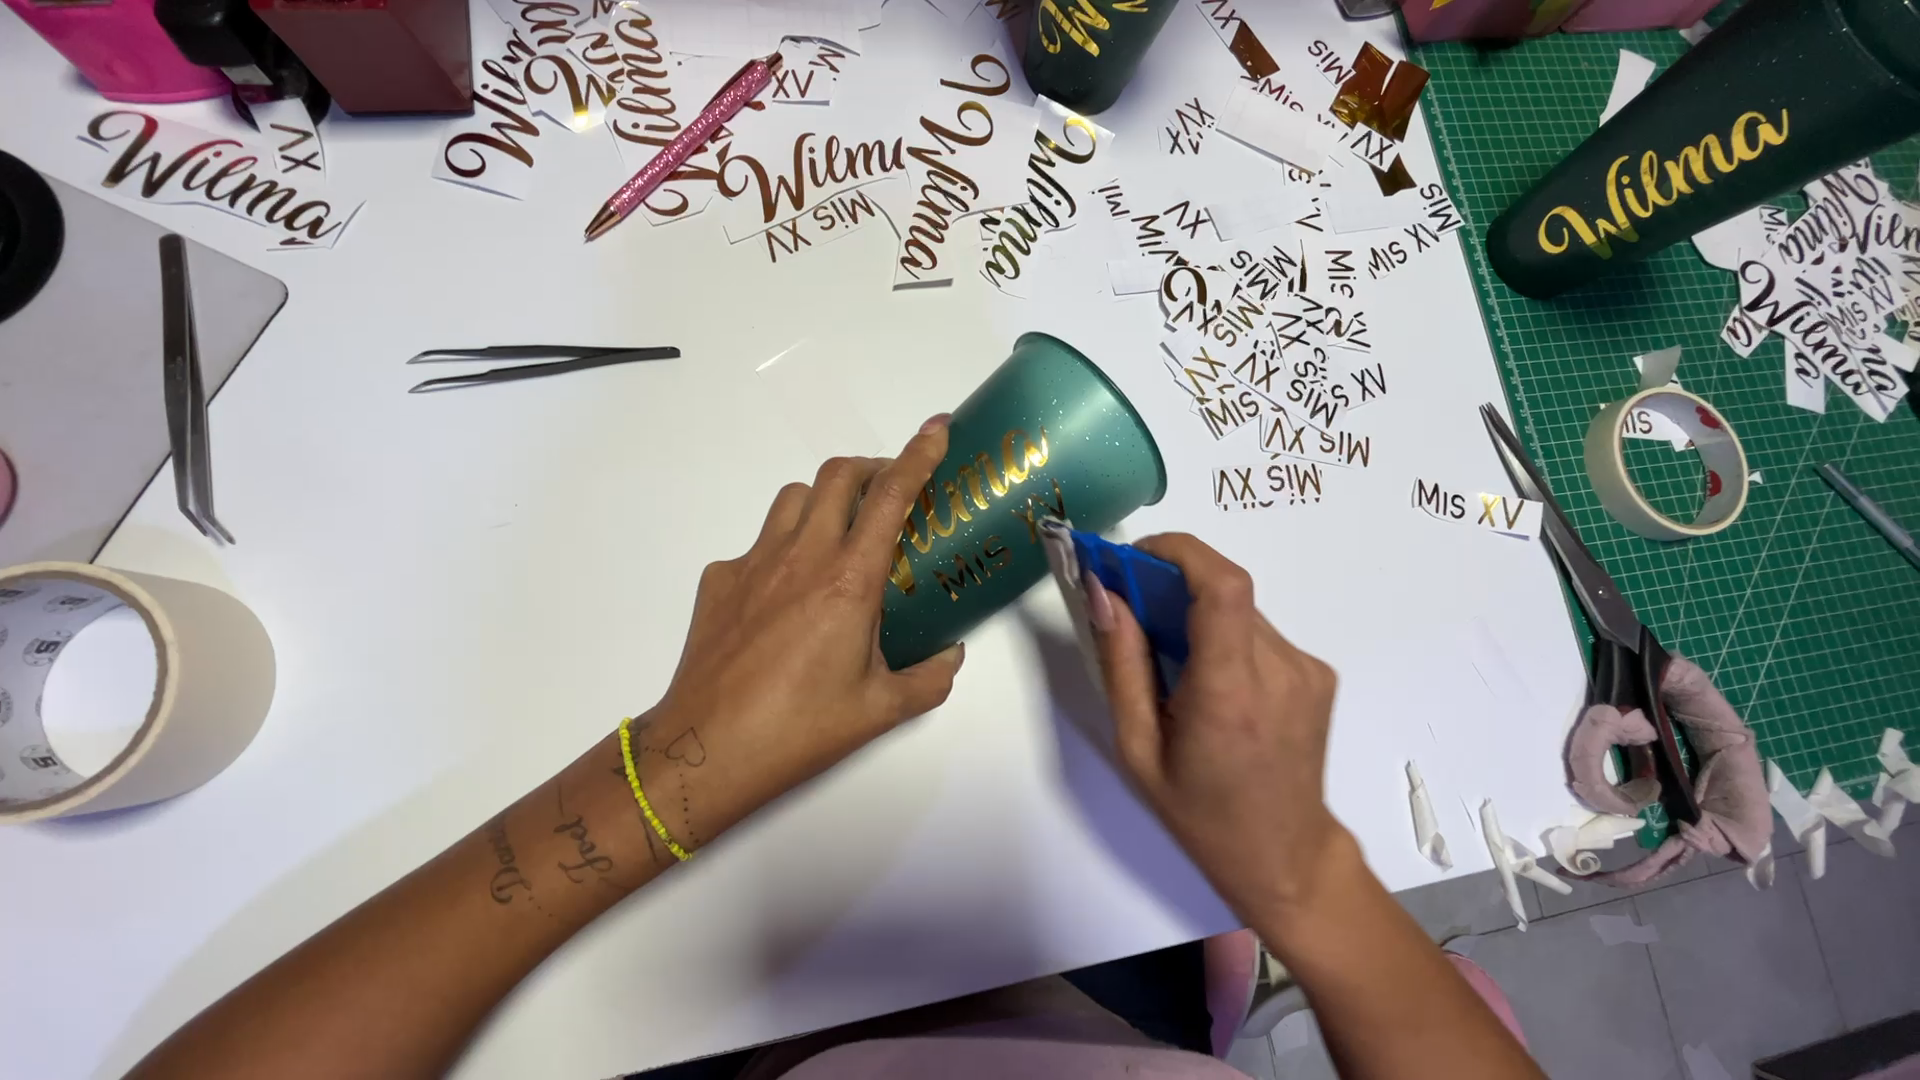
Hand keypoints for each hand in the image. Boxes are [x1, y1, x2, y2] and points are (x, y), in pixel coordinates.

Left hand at [630, 415, 966, 851]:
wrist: (707, 750)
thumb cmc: (802, 729)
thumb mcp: (881, 709)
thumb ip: (930, 677)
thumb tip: (951, 654)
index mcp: (849, 580)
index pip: (890, 497)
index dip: (918, 455)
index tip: (936, 429)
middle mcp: (801, 556)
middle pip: (836, 475)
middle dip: (869, 468)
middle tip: (888, 494)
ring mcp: (753, 563)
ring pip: (792, 497)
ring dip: (824, 501)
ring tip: (838, 536)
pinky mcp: (719, 580)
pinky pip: (757, 544)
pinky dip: (781, 549)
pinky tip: (784, 595)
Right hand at [1087, 533, 1344, 924]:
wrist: (1285, 855)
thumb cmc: (1199, 812)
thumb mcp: (1138, 746)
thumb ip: (1122, 663)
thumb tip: (1105, 594)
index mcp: (1230, 691)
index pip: (1221, 586)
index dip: (1178, 551)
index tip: (1134, 556)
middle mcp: (1279, 670)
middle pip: (1225, 591)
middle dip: (1171, 583)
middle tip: (1130, 605)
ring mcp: (1306, 670)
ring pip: (1240, 610)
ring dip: (1196, 614)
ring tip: (1168, 658)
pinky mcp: (1317, 674)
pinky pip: (1258, 633)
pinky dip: (1223, 636)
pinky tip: (1207, 681)